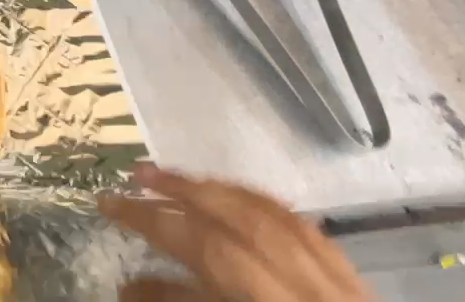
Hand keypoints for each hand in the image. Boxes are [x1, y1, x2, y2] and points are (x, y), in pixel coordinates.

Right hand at [100, 164, 371, 301]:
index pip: (207, 256)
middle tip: (133, 175)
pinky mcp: (357, 284)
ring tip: (170, 174)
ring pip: (271, 217)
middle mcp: (309, 293)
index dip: (152, 226)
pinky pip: (303, 227)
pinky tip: (230, 193)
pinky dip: (258, 203)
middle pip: (237, 227)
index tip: (106, 205)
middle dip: (179, 194)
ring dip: (213, 188)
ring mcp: (340, 287)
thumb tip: (129, 286)